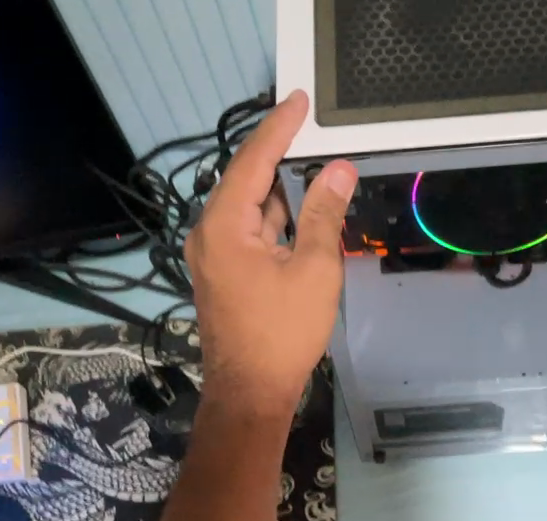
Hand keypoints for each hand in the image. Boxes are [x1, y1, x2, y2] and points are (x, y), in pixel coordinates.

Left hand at [185, 90, 357, 416]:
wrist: (250, 393)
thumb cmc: (282, 334)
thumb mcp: (313, 270)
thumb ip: (323, 215)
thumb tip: (338, 171)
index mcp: (224, 225)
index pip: (253, 160)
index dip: (279, 128)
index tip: (300, 100)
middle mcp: (209, 234)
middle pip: (249, 184)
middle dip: (283, 163)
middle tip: (315, 138)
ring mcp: (213, 258)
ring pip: (252, 214)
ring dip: (284, 199)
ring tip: (318, 180)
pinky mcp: (223, 279)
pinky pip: (250, 238)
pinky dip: (276, 227)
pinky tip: (302, 223)